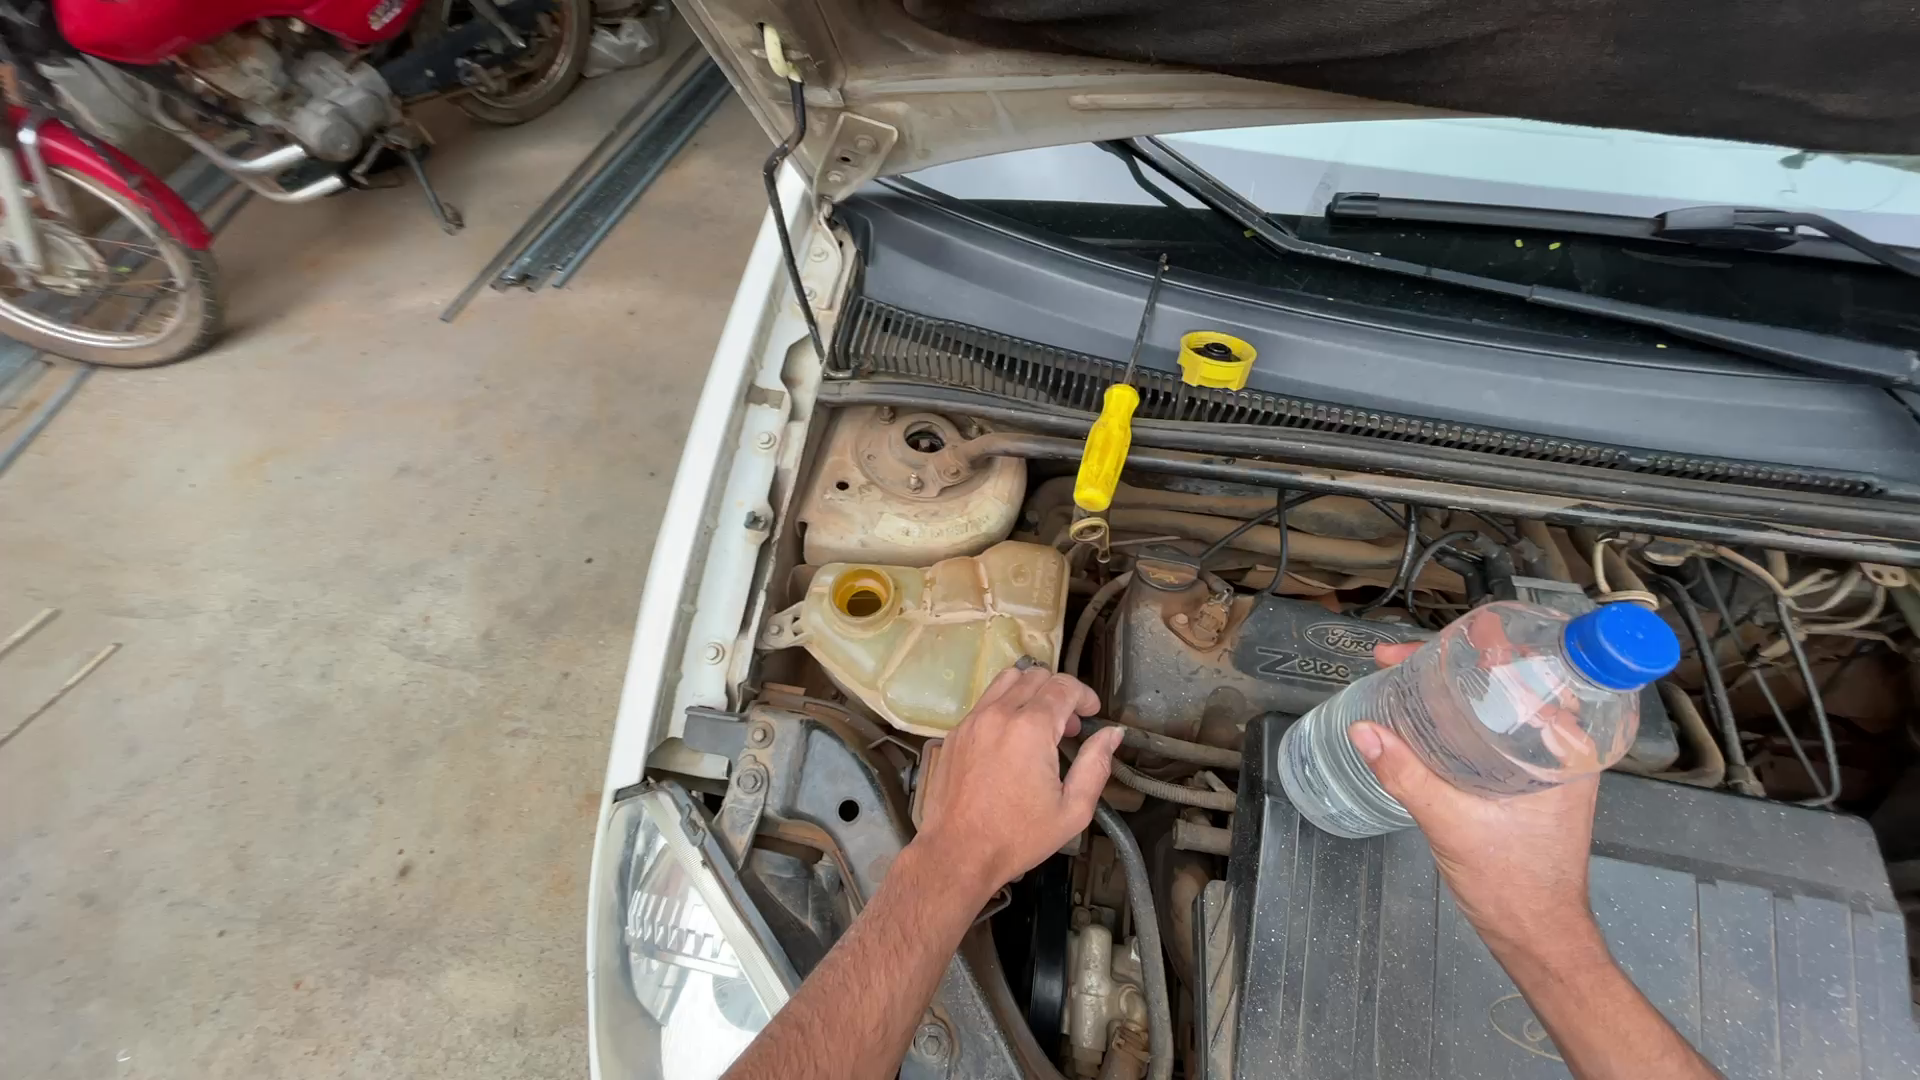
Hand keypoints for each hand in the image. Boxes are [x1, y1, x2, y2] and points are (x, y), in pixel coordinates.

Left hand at [912, 665, 1123, 898]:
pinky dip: (1004, 706)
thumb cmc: (1017, 837)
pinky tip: (1010, 739)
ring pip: (1007, 680)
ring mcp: (973, 720)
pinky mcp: (956, 731)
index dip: (1084, 695)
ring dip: (1030, 692)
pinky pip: (985, 701)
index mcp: (1031, 729)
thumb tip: (1112, 734)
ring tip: (1039, 725)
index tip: (1091, 713)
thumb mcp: (1072, 810)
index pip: (1063, 687)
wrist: (958, 852)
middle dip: (1059, 693)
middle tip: (1068, 726)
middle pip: (1036, 676)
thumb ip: (1097, 765)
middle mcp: (999, 714)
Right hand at [1348, 642, 1602, 959]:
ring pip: (1495, 704)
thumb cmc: (1512, 880)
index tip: (1462, 630)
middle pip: (1513, 683)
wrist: (1532, 933)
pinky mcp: (1515, 779)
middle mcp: (1556, 750)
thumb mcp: (1452, 824)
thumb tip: (1361, 729)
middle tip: (1402, 654)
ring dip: (1450, 682)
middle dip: (1459, 659)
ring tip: (1399, 672)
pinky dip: (1450, 710)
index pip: (1548, 677)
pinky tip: (1414, 710)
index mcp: (1563, 752)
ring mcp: (1536, 765)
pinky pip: (1483, 728)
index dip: (1507, 646)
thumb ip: (1406, 775)